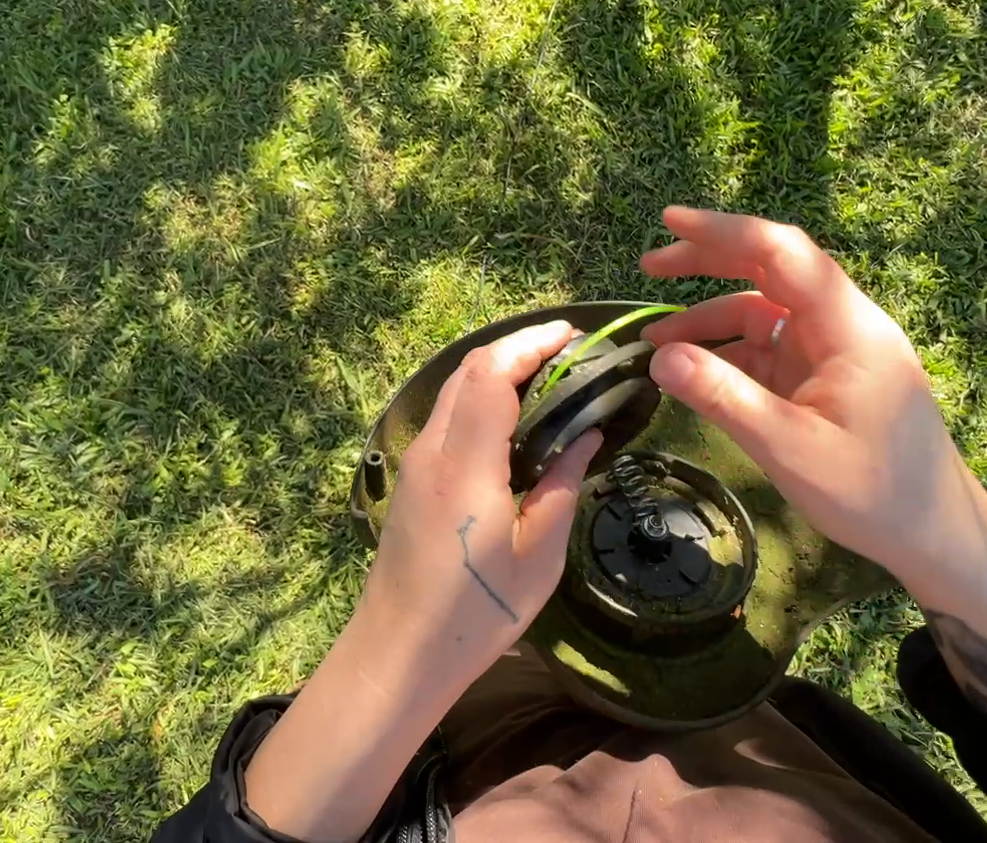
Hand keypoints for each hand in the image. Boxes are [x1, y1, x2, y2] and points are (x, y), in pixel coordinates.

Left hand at [244, 321, 599, 840]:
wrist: (398, 650)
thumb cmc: (475, 614)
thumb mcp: (538, 558)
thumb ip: (562, 487)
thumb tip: (588, 435)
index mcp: (464, 468)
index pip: (490, 377)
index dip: (529, 345)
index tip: (571, 335)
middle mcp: (431, 450)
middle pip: (468, 371)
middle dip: (518, 347)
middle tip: (569, 352)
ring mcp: (415, 459)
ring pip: (454, 387)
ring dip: (498, 368)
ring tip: (550, 374)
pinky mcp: (412, 473)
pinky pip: (448, 413)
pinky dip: (482, 394)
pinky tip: (515, 412)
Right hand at [640, 206, 986, 583]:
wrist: (938, 538)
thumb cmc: (875, 494)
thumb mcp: (790, 448)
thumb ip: (723, 398)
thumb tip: (658, 356)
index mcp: (847, 328)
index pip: (783, 254)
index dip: (726, 231)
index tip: (670, 221)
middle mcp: (840, 324)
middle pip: (770, 269)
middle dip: (708, 261)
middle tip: (649, 266)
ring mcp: (831, 349)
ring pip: (761, 309)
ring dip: (707, 317)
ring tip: (653, 341)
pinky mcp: (821, 374)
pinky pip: (765, 346)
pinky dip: (724, 351)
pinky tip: (691, 369)